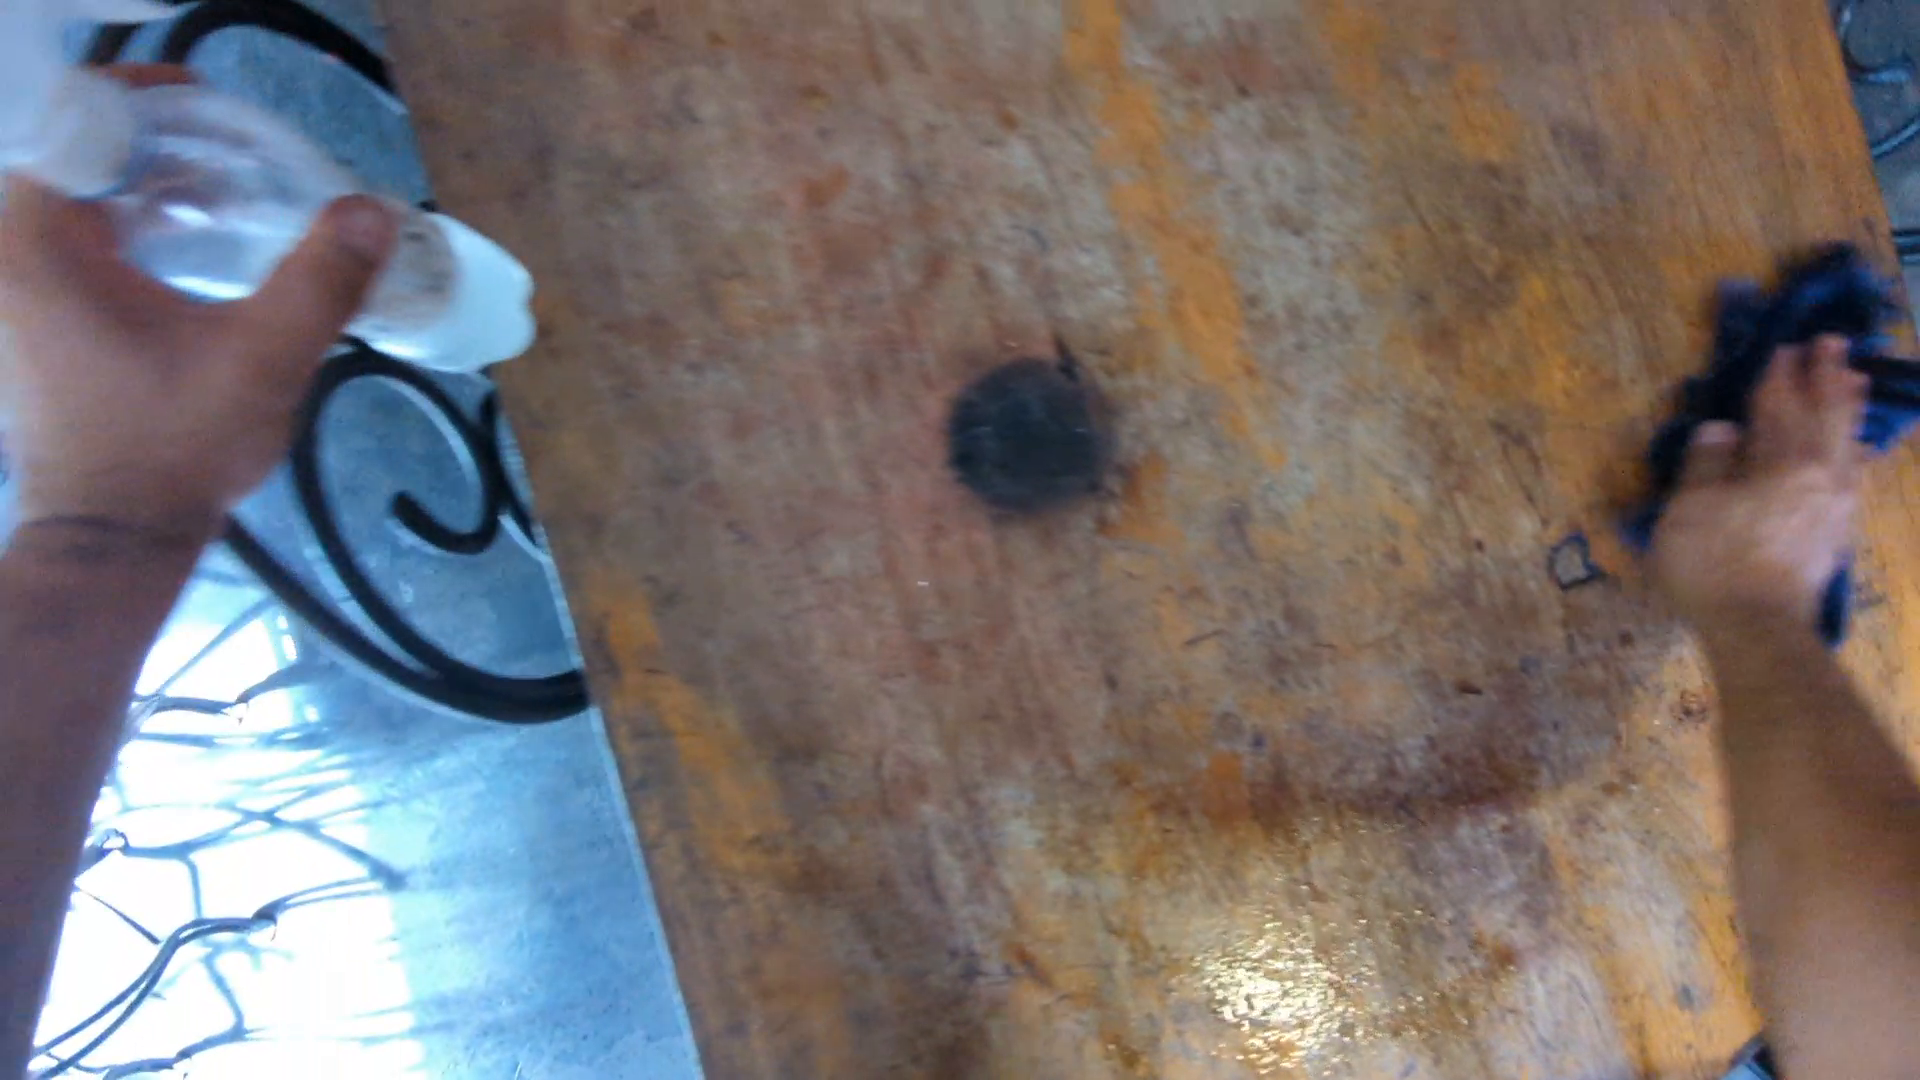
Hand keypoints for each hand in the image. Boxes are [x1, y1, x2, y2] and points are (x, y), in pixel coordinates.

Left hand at [0, 65, 396, 547]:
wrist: (124, 521)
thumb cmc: (182, 437)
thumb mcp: (267, 357)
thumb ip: (320, 281)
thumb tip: (371, 210)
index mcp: (33, 236)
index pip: (67, 118)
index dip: (143, 97)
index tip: (217, 106)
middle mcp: (8, 245)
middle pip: (72, 152)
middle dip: (158, 141)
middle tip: (243, 154)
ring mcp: (20, 281)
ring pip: (78, 195)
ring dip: (153, 184)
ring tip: (236, 197)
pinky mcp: (43, 312)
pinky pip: (82, 236)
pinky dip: (140, 225)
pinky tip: (203, 251)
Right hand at [1650, 334, 1868, 637]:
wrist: (1756, 622)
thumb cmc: (1709, 562)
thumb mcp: (1689, 509)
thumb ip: (1707, 464)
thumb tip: (1722, 427)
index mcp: (1780, 465)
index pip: (1779, 410)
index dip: (1778, 379)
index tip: (1782, 348)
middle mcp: (1820, 474)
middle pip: (1826, 417)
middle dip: (1826, 378)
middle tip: (1833, 343)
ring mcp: (1836, 500)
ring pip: (1848, 440)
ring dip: (1848, 407)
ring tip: (1854, 379)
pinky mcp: (1838, 524)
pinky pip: (1853, 468)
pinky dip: (1853, 444)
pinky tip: (1853, 444)